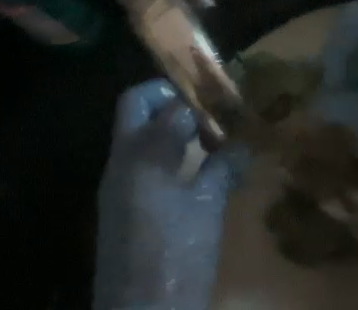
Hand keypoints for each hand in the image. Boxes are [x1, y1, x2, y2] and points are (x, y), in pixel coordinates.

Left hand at [95, 80, 242, 309]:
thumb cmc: (177, 258)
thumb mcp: (208, 210)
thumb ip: (223, 169)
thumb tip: (243, 144)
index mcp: (143, 152)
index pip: (171, 105)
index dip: (200, 103)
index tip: (225, 109)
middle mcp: (121, 159)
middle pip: (136, 105)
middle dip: (167, 99)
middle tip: (202, 111)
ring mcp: (113, 183)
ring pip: (132, 132)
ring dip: (162, 127)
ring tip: (202, 141)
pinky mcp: (114, 206)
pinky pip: (133, 161)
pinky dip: (156, 154)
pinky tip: (186, 174)